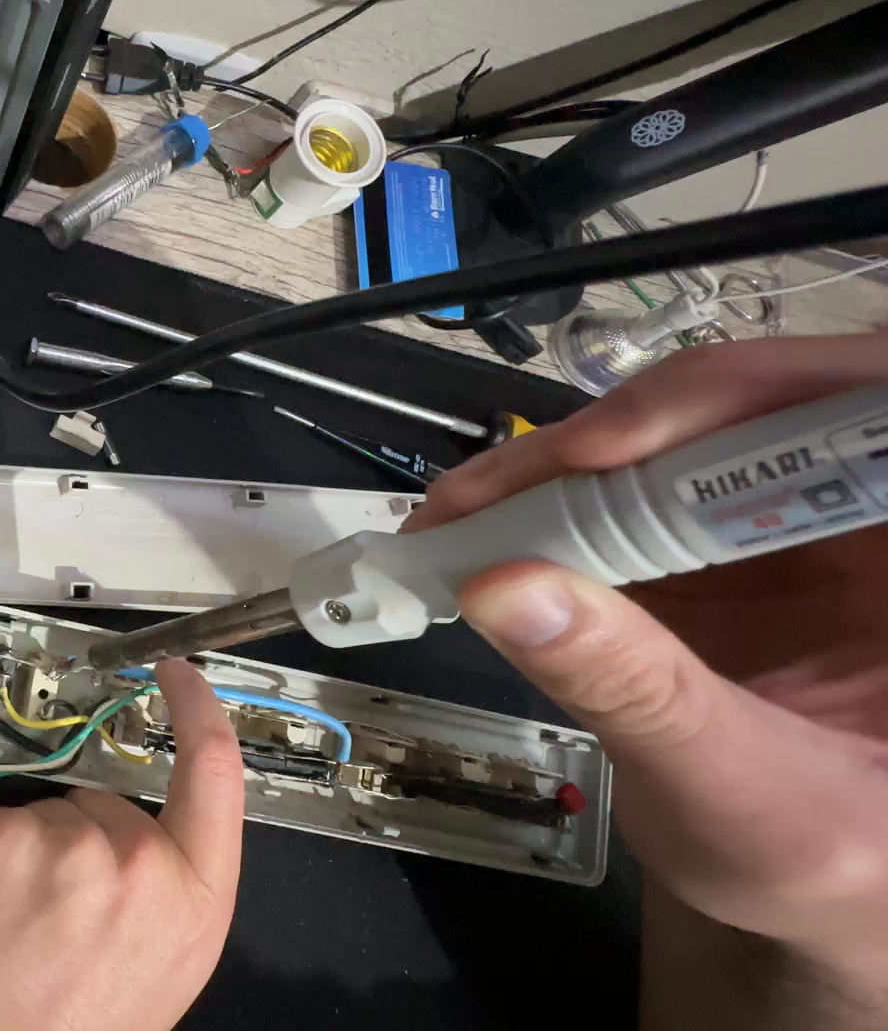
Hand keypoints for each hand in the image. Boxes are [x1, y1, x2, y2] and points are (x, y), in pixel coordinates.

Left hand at [0, 658, 244, 1030]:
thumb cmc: (86, 1011)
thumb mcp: (166, 957)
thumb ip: (172, 880)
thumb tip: (148, 822)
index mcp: (192, 895)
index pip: (213, 774)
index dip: (198, 709)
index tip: (177, 671)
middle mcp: (137, 861)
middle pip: (109, 801)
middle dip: (87, 837)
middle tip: (68, 908)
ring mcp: (65, 844)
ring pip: (53, 812)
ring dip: (41, 848)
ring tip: (31, 918)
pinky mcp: (2, 833)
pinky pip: (5, 819)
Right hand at [403, 333, 887, 1022]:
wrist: (819, 899)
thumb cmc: (839, 879)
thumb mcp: (745, 802)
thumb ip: (635, 693)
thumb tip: (498, 585)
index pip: (872, 417)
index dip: (750, 400)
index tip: (605, 451)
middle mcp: (868, 524)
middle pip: (747, 415)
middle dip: (598, 440)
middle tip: (476, 494)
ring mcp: (787, 528)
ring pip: (665, 442)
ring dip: (545, 470)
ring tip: (453, 516)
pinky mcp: (707, 542)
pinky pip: (616, 490)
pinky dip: (535, 504)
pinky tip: (473, 531)